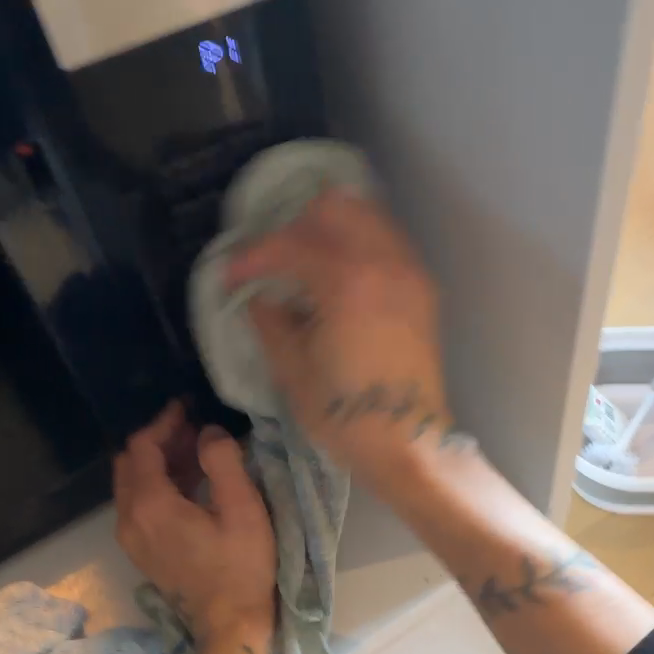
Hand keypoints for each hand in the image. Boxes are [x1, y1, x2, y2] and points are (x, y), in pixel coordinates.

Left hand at [113, 403, 275, 641]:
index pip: (143, 447)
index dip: (164, 422)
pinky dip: (157, 486)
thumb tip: (208, 432)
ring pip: (132, 485)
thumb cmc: (241, 567)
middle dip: (158, 441)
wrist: (228, 626)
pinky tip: (189, 486)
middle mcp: (130, 519)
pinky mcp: (141, 552)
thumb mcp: (243, 509)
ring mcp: (131, 539)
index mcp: (150, 505)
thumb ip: (223, 461)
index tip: (189, 407)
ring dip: (158, 463)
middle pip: (130, 464)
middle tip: (194, 430)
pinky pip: (138, 506)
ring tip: (196, 453)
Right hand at [227, 189, 454, 490]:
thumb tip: (261, 298)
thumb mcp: (293, 372)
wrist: (409, 446)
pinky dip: (360, 246)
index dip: (252, 257)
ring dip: (331, 231)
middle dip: (296, 227)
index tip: (230, 276)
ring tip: (307, 268)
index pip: (290, 244)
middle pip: (335, 208)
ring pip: (368, 218)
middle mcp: (385, 263)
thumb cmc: (346, 417)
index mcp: (348, 282)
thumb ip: (271, 323)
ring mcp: (411, 274)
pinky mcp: (423, 292)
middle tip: (275, 263)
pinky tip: (340, 280)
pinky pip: (388, 244)